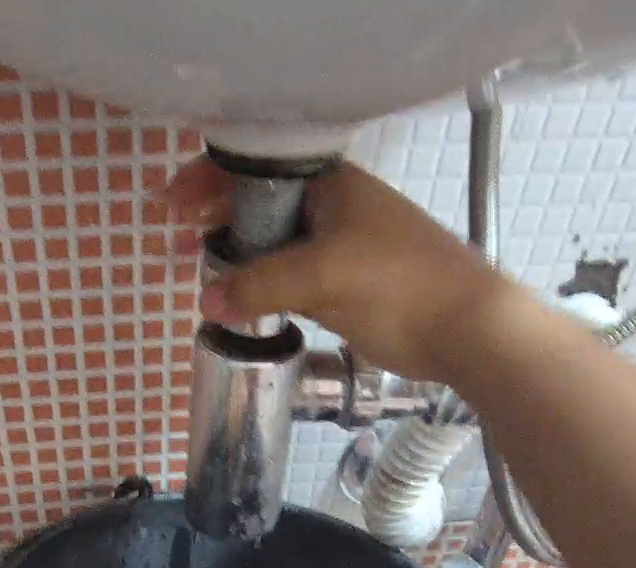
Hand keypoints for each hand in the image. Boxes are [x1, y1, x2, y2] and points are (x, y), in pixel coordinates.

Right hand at [162, 156, 539, 389]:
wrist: (464, 327)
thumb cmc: (398, 285)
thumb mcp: (323, 276)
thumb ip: (260, 285)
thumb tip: (207, 301)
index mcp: (328, 186)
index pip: (256, 171)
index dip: (208, 183)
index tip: (171, 206)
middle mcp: (328, 209)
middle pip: (258, 207)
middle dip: (214, 222)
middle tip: (175, 245)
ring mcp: (335, 248)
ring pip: (272, 247)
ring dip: (235, 259)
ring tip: (194, 272)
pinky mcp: (340, 286)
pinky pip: (287, 279)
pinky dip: (259, 286)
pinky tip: (236, 300)